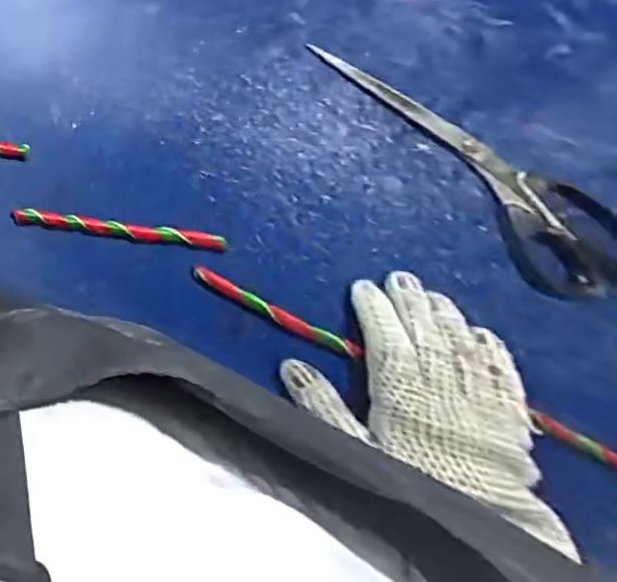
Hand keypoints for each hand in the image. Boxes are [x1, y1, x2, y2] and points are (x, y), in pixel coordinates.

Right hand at [280, 272, 577, 560]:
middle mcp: (443, 392)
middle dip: (415, 306)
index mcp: (402, 395)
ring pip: (466, 353)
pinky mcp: (511, 422)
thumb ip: (323, 405)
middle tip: (402, 277)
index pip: (388, 342)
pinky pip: (505, 381)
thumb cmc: (408, 477)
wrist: (486, 523)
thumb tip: (291, 364)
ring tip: (437, 296)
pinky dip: (496, 355)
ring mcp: (482, 406)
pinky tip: (485, 335)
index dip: (375, 312)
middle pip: (429, 340)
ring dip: (451, 321)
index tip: (363, 286)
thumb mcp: (356, 446)